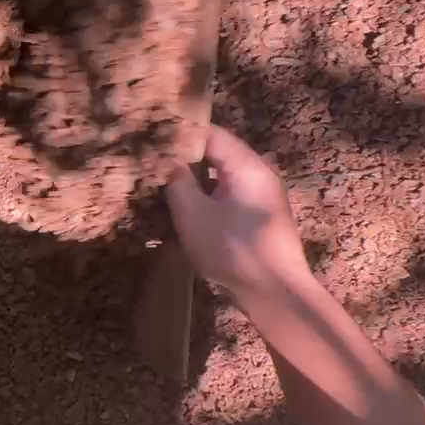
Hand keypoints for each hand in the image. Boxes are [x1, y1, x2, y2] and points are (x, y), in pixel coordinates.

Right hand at [164, 125, 313, 301]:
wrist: (273, 290)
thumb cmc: (231, 248)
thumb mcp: (192, 213)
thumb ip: (177, 181)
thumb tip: (167, 158)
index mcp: (247, 165)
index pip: (211, 134)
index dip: (180, 134)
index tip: (151, 139)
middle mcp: (259, 172)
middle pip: (217, 152)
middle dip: (184, 156)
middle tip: (151, 162)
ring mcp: (261, 193)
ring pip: (220, 174)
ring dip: (193, 178)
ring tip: (162, 183)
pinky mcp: (257, 213)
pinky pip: (226, 193)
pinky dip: (205, 194)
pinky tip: (184, 205)